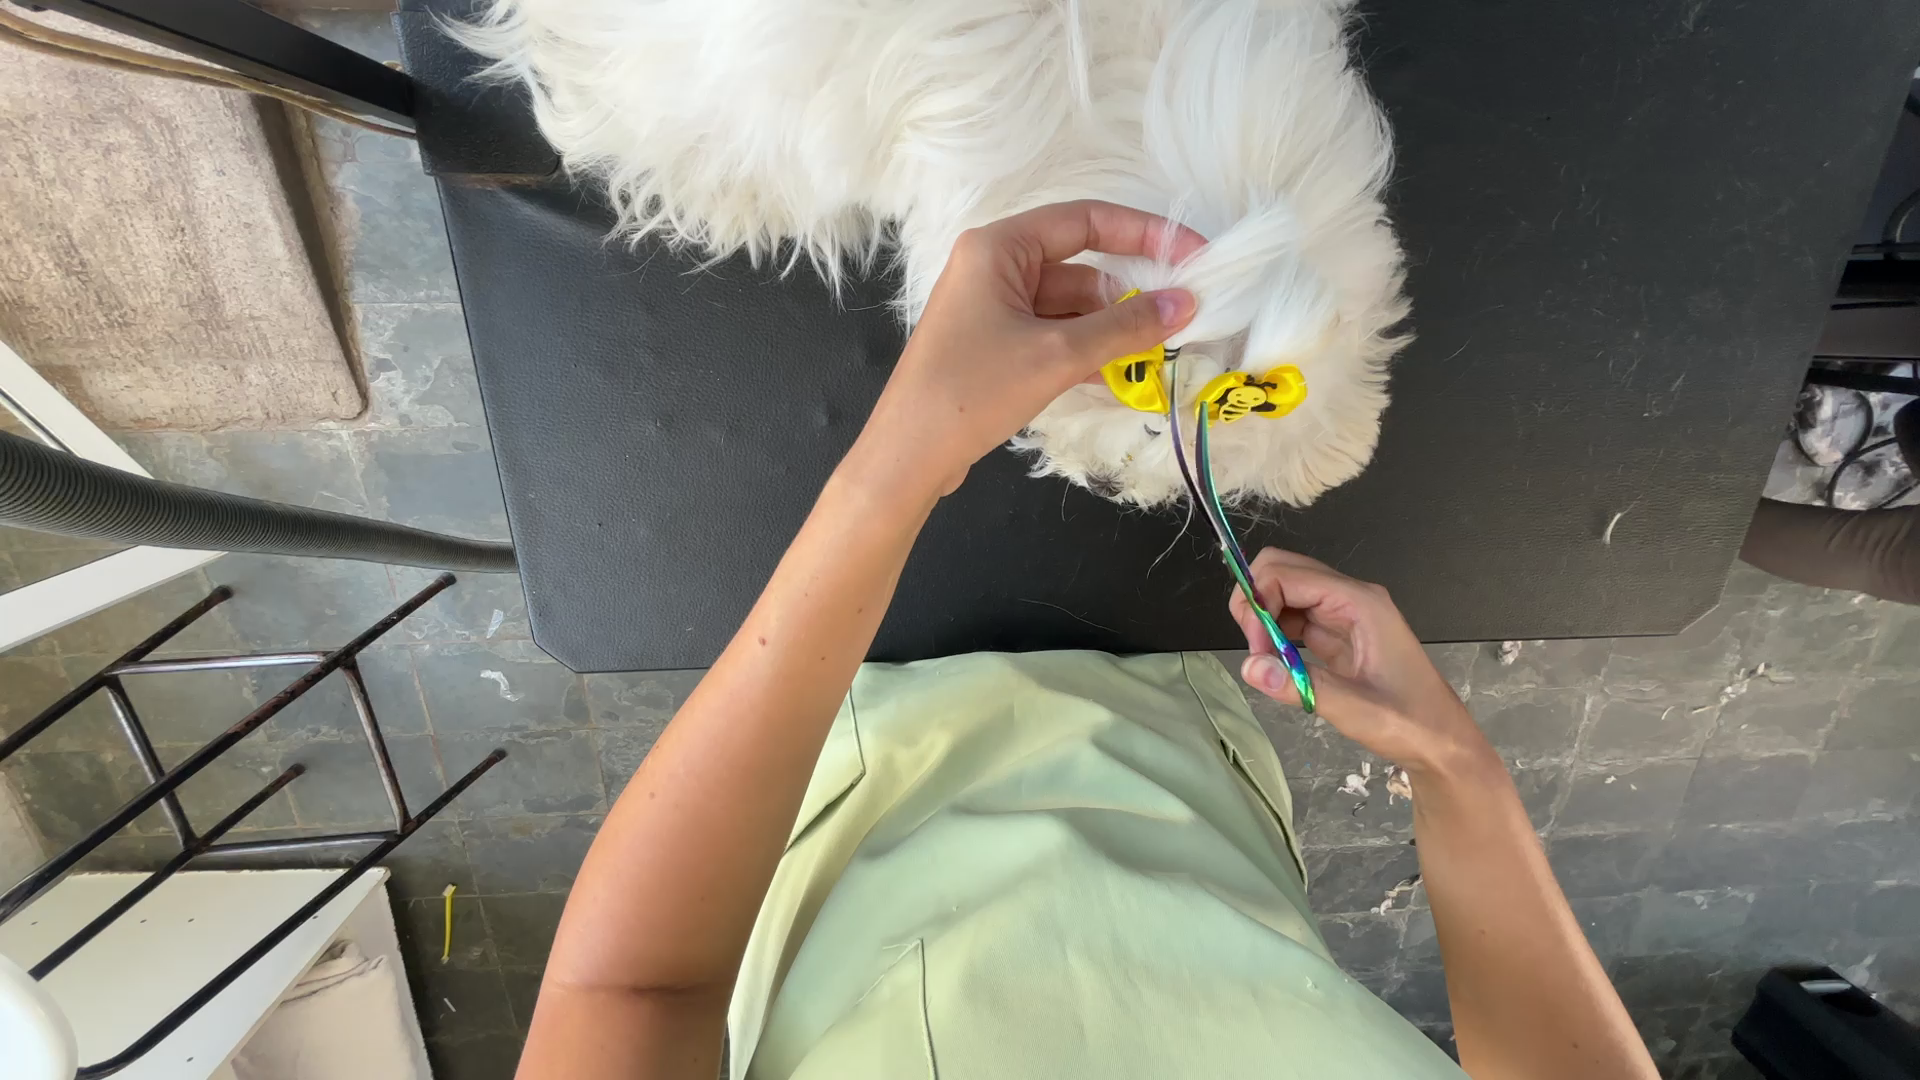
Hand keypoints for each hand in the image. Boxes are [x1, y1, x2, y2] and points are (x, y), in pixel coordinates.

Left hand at [846, 200, 1201, 497]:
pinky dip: (1083, 354)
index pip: (1085, 221)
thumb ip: (1124, 327)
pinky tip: (1119, 378)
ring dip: (1108, 333)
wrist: (910, 455)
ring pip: (1067, 311)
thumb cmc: (974, 390)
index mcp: (999, 248)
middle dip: (1126, 298)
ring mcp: (991, 312)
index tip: (1193, 256)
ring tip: (1155, 358)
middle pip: (1079, 270)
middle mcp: (993, 270)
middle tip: (1178, 322)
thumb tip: (1186, 303)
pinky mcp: (992, 350)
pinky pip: (1050, 339)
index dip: (1145, 234)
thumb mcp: (1056, 355)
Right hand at [1230, 548, 1493, 774]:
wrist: (1444, 746)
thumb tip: (1248, 667)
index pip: (1286, 574)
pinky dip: (1272, 631)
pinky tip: (1276, 661)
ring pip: (1282, 589)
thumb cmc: (1412, 725)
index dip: (1258, 603)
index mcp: (1359, 603)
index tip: (1258, 649)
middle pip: (1280, 569)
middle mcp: (1348, 597)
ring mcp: (1340, 613)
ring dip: (1260, 617)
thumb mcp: (1357, 711)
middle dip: (1254, 601)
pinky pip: (1290, 615)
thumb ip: (1300, 687)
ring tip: (1265, 658)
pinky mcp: (1333, 632)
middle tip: (1255, 646)